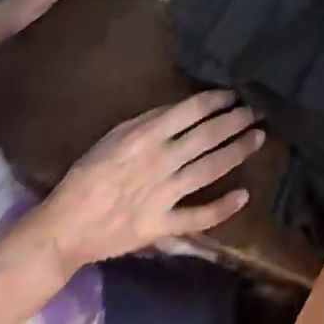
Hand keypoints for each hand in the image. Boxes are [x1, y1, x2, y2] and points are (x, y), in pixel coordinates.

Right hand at [26, 90, 262, 270]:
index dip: (217, 99)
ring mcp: (164, 194)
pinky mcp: (163, 224)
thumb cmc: (87, 174)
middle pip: (208, 135)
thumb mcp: (114, 135)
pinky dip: (222, 208)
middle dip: (236, 120)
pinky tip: (243, 195)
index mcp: (147, 137)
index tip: (234, 94)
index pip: (192, 110)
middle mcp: (162, 161)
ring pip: (210, 168)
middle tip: (257, 112)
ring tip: (258, 138)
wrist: (64, 229)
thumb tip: (181, 109)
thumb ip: (149, 121)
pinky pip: (198, 217)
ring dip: (238, 151)